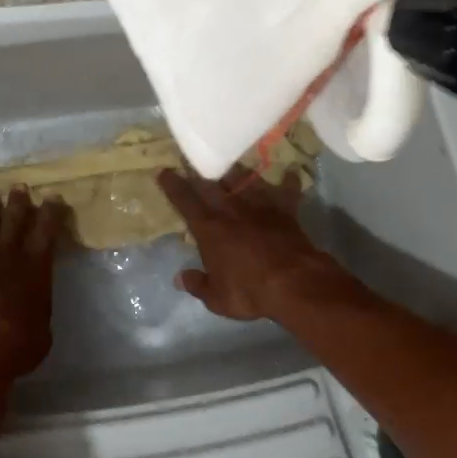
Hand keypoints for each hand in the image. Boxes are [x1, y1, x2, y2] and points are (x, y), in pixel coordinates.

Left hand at [0, 187, 67, 384]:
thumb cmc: (20, 346)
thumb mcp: (43, 328)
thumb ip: (38, 306)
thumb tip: (34, 303)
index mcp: (35, 267)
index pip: (46, 231)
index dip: (50, 212)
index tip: (53, 196)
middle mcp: (6, 256)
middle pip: (12, 220)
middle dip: (16, 202)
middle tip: (17, 186)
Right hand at [157, 167, 340, 321]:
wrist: (292, 282)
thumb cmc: (249, 291)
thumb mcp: (217, 298)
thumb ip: (197, 285)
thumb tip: (179, 278)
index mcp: (209, 228)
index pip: (185, 201)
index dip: (173, 185)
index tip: (164, 171)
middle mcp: (230, 209)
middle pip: (210, 184)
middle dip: (198, 171)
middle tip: (191, 159)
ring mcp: (259, 205)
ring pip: (244, 179)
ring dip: (236, 172)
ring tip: (230, 164)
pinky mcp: (284, 209)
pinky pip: (286, 190)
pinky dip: (288, 181)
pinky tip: (290, 172)